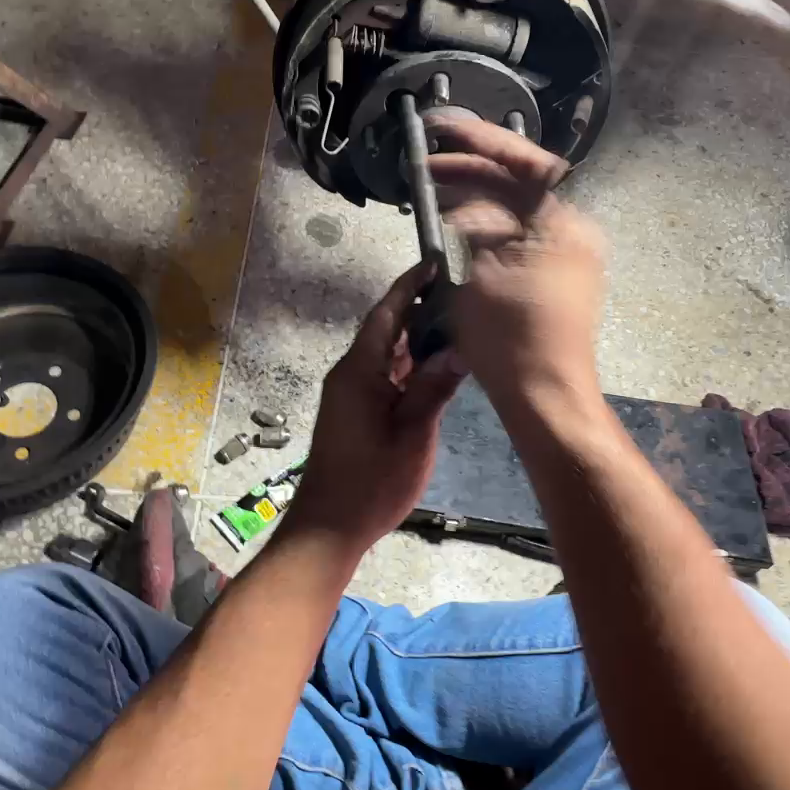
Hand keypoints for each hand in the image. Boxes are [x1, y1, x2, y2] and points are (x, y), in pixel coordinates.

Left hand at [284, 263, 468, 558]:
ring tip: (454, 320)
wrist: (329, 526)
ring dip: (414, 338)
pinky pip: (383, 376)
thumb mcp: (413, 433)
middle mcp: (350, 374)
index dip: (408, 286)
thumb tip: (460, 348)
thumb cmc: (372, 480)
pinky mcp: (355, 413)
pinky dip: (407, 366)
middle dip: (417, 308)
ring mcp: (351, 394)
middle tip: (457, 291)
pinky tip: (435, 365)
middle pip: (385, 330)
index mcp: (359, 371)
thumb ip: (434, 387)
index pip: (385, 314)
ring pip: (385, 355)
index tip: (434, 263)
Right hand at [425, 115, 609, 402]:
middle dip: (472, 173)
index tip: (444, 129)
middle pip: (520, 187)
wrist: (544, 396)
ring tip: (434, 191)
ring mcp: (567, 256)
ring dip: (477, 202)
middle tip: (426, 165)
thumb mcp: (479, 274)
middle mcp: (573, 232)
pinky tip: (456, 229)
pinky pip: (519, 239)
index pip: (525, 163)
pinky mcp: (555, 277)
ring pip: (516, 213)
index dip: (482, 141)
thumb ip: (473, 228)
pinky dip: (488, 230)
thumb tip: (464, 209)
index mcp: (563, 224)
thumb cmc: (512, 337)